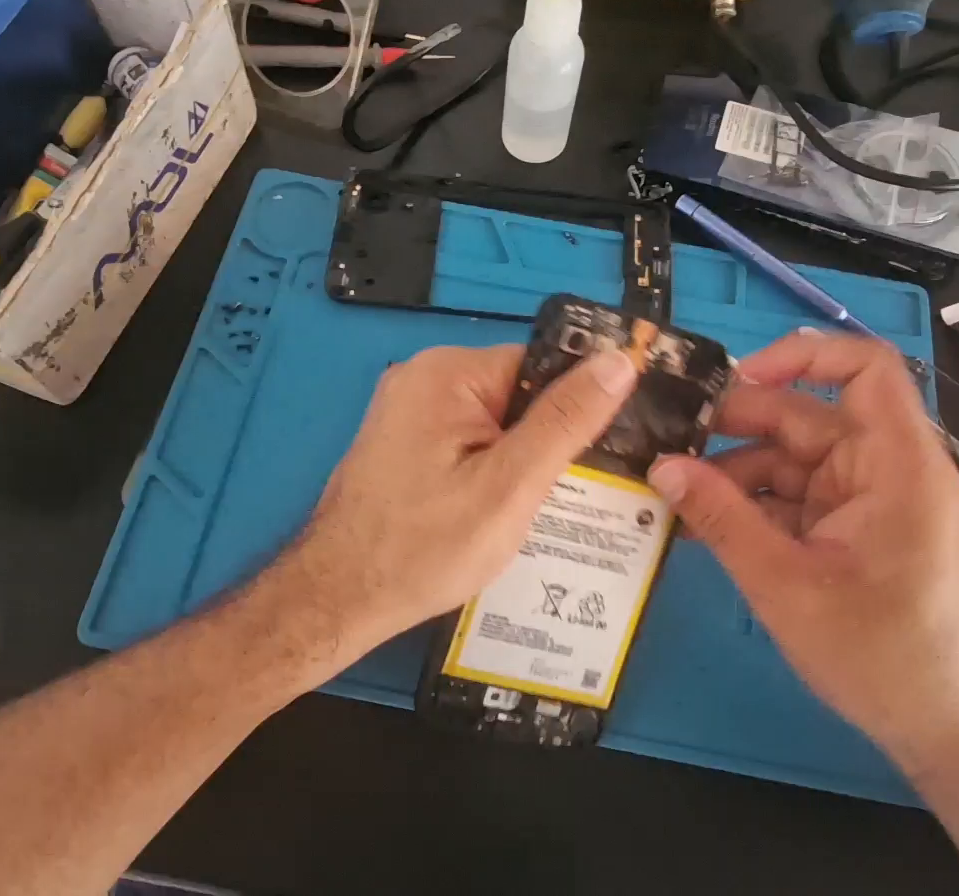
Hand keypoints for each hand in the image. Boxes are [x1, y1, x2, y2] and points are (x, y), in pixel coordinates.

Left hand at [280, 343, 637, 653]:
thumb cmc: (426, 547)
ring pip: (494, 421)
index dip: (574, 407)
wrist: (339, 599)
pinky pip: (466, 440)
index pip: (539, 366)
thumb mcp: (510, 485)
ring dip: (519, 459)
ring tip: (532, 507)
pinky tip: (496, 509)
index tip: (600, 454)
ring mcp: (407, 409)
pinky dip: (489, 468)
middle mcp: (423, 376)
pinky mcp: (402, 440)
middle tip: (567, 491)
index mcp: (448, 371)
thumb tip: (620, 359)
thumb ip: (566, 420)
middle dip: (545, 440)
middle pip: (517, 393)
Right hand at [647, 330, 958, 781]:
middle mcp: (880, 467)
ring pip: (786, 459)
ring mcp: (862, 498)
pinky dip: (747, 506)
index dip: (802, 355)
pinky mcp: (845, 527)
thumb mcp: (785, 583)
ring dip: (730, 475)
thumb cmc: (878, 652)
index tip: (737, 379)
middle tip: (668, 445)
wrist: (935, 726)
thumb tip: (660, 466)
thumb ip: (721, 519)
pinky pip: (788, 497)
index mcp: (893, 463)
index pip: (865, 368)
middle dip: (734, 428)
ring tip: (671, 495)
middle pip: (804, 416)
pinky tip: (699, 524)